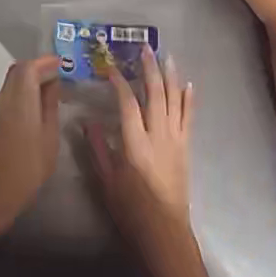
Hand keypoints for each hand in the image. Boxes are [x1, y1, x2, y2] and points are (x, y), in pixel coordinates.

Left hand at [0, 55, 61, 217]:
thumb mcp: (49, 136)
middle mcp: (5, 100)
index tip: (63, 64)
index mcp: (20, 101)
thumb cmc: (30, 167)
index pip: (28, 68)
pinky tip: (40, 103)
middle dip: (37, 67)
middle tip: (59, 73)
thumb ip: (50, 106)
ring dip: (31, 79)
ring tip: (54, 87)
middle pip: (17, 71)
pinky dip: (25, 91)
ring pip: (12, 82)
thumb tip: (54, 83)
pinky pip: (11, 95)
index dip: (45, 62)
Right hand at [86, 46, 194, 236]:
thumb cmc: (131, 207)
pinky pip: (189, 117)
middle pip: (156, 94)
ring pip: (175, 100)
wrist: (164, 228)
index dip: (120, 83)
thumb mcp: (106, 180)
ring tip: (167, 56)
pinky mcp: (186, 147)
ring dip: (171, 76)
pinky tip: (188, 84)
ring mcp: (176, 139)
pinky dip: (189, 99)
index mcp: (135, 143)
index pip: (128, 103)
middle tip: (145, 48)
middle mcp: (159, 135)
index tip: (111, 68)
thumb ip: (97, 149)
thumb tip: (86, 122)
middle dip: (150, 69)